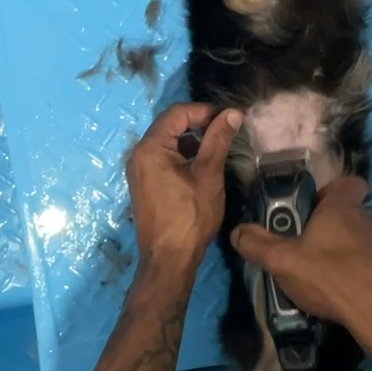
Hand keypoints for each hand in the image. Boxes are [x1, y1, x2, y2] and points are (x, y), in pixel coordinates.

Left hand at [126, 103, 242, 273]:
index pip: (177, 113)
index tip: (230, 118)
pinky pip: (164, 160)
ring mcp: (140, 171)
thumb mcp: (208, 174)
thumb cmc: (190, 216)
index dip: (205, 111)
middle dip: (199, 124)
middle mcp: (139, 154)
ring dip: (193, 141)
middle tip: (227, 130)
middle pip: (170, 126)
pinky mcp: (146, 185)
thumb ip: (218, 140)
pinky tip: (204, 166)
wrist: (169, 259)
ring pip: (168, 143)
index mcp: (150, 147)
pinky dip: (184, 156)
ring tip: (219, 147)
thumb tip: (232, 113)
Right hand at [231, 177, 371, 349]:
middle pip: (350, 213)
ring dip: (344, 251)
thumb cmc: (331, 277)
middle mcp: (369, 220)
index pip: (350, 182)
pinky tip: (344, 293)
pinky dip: (359, 272)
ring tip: (324, 275)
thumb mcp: (283, 262)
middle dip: (330, 226)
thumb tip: (237, 231)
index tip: (315, 207)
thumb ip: (256, 245)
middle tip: (306, 247)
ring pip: (361, 239)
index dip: (333, 190)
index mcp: (342, 209)